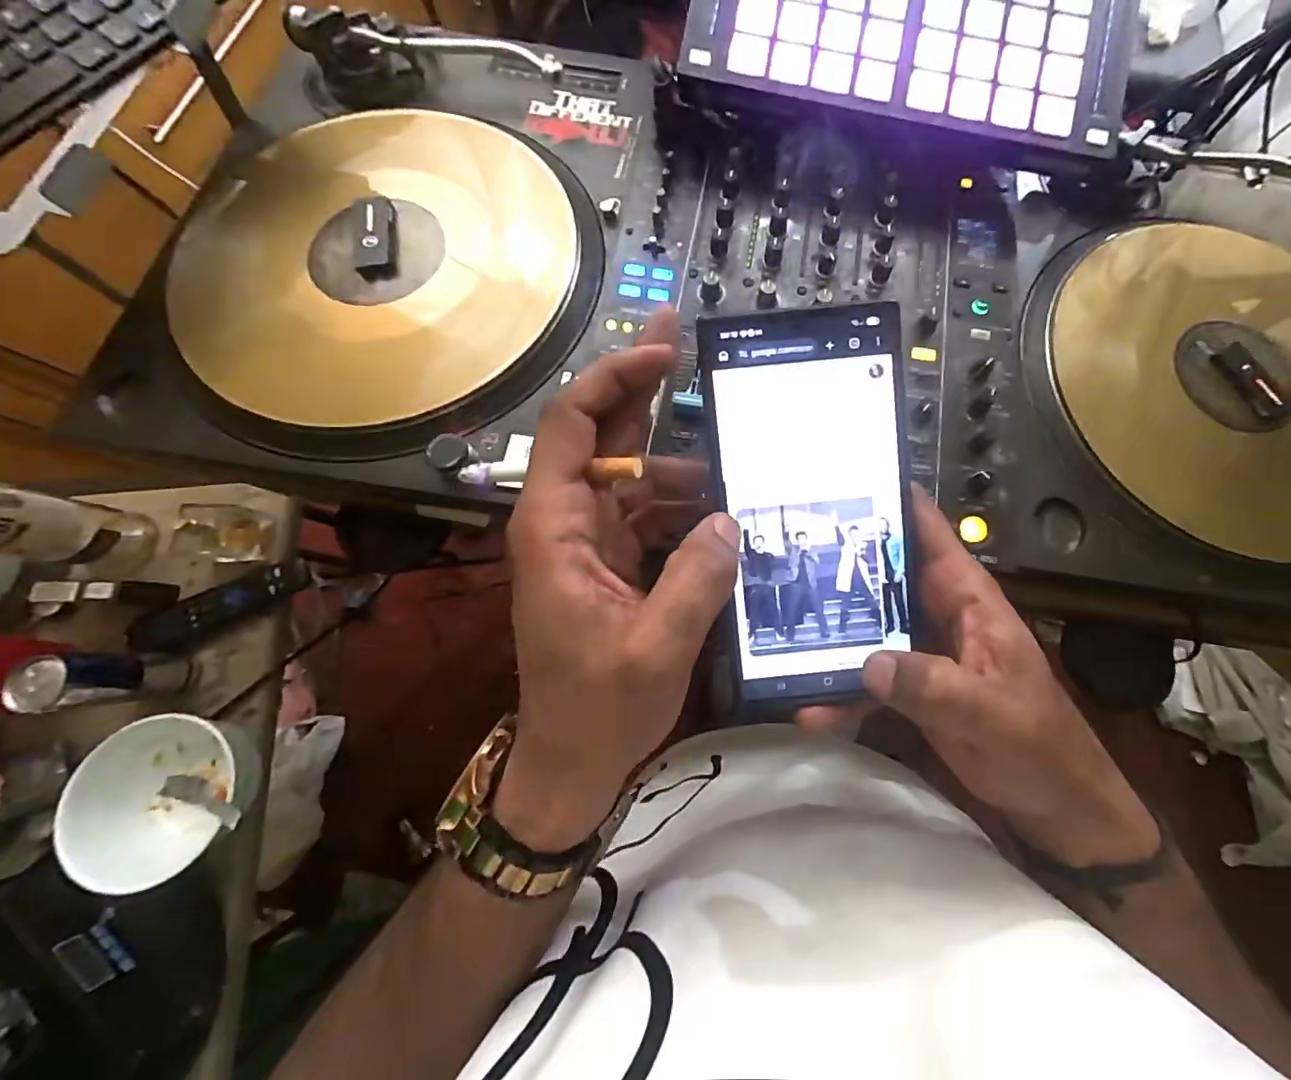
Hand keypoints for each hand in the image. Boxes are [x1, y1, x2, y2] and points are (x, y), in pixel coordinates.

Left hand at [496, 313, 738, 850]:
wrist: (569, 760)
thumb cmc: (597, 709)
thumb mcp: (656, 648)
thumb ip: (696, 578)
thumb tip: (729, 518)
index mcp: (552, 528)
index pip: (571, 426)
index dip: (613, 379)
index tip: (663, 354)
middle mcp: (561, 523)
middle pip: (597, 436)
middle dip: (638, 390)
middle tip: (683, 344)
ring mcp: (583, 543)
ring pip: (626, 477)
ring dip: (674, 463)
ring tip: (738, 456)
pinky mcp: (604, 565)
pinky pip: (640, 516)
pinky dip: (678, 506)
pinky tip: (721, 510)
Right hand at [799, 487, 1158, 865]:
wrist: (1055, 810)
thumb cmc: (1039, 750)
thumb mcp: (991, 715)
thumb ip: (933, 687)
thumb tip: (867, 662)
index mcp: (972, 605)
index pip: (934, 541)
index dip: (898, 509)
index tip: (849, 484)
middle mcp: (941, 620)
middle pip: (885, 579)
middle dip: (840, 565)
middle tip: (786, 550)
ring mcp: (921, 656)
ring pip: (866, 629)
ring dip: (828, 633)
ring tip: (776, 630)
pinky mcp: (909, 690)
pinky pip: (864, 680)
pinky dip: (837, 691)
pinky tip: (808, 709)